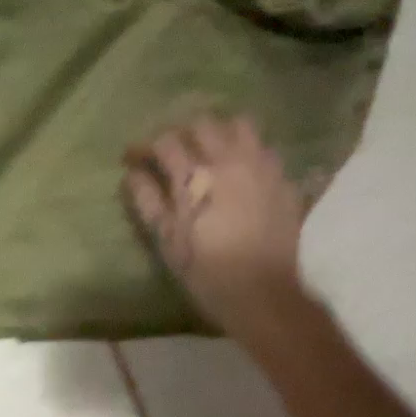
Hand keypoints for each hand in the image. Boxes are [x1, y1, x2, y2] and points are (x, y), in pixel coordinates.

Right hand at [123, 114, 308, 332]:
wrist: (264, 292)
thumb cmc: (206, 271)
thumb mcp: (166, 240)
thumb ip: (148, 200)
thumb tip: (133, 174)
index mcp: (195, 177)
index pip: (165, 141)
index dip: (145, 146)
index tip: (133, 157)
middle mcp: (229, 161)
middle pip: (202, 124)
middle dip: (181, 133)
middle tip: (170, 153)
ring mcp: (260, 166)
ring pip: (238, 125)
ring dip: (218, 132)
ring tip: (208, 152)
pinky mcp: (282, 178)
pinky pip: (263, 146)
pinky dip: (245, 148)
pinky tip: (238, 169)